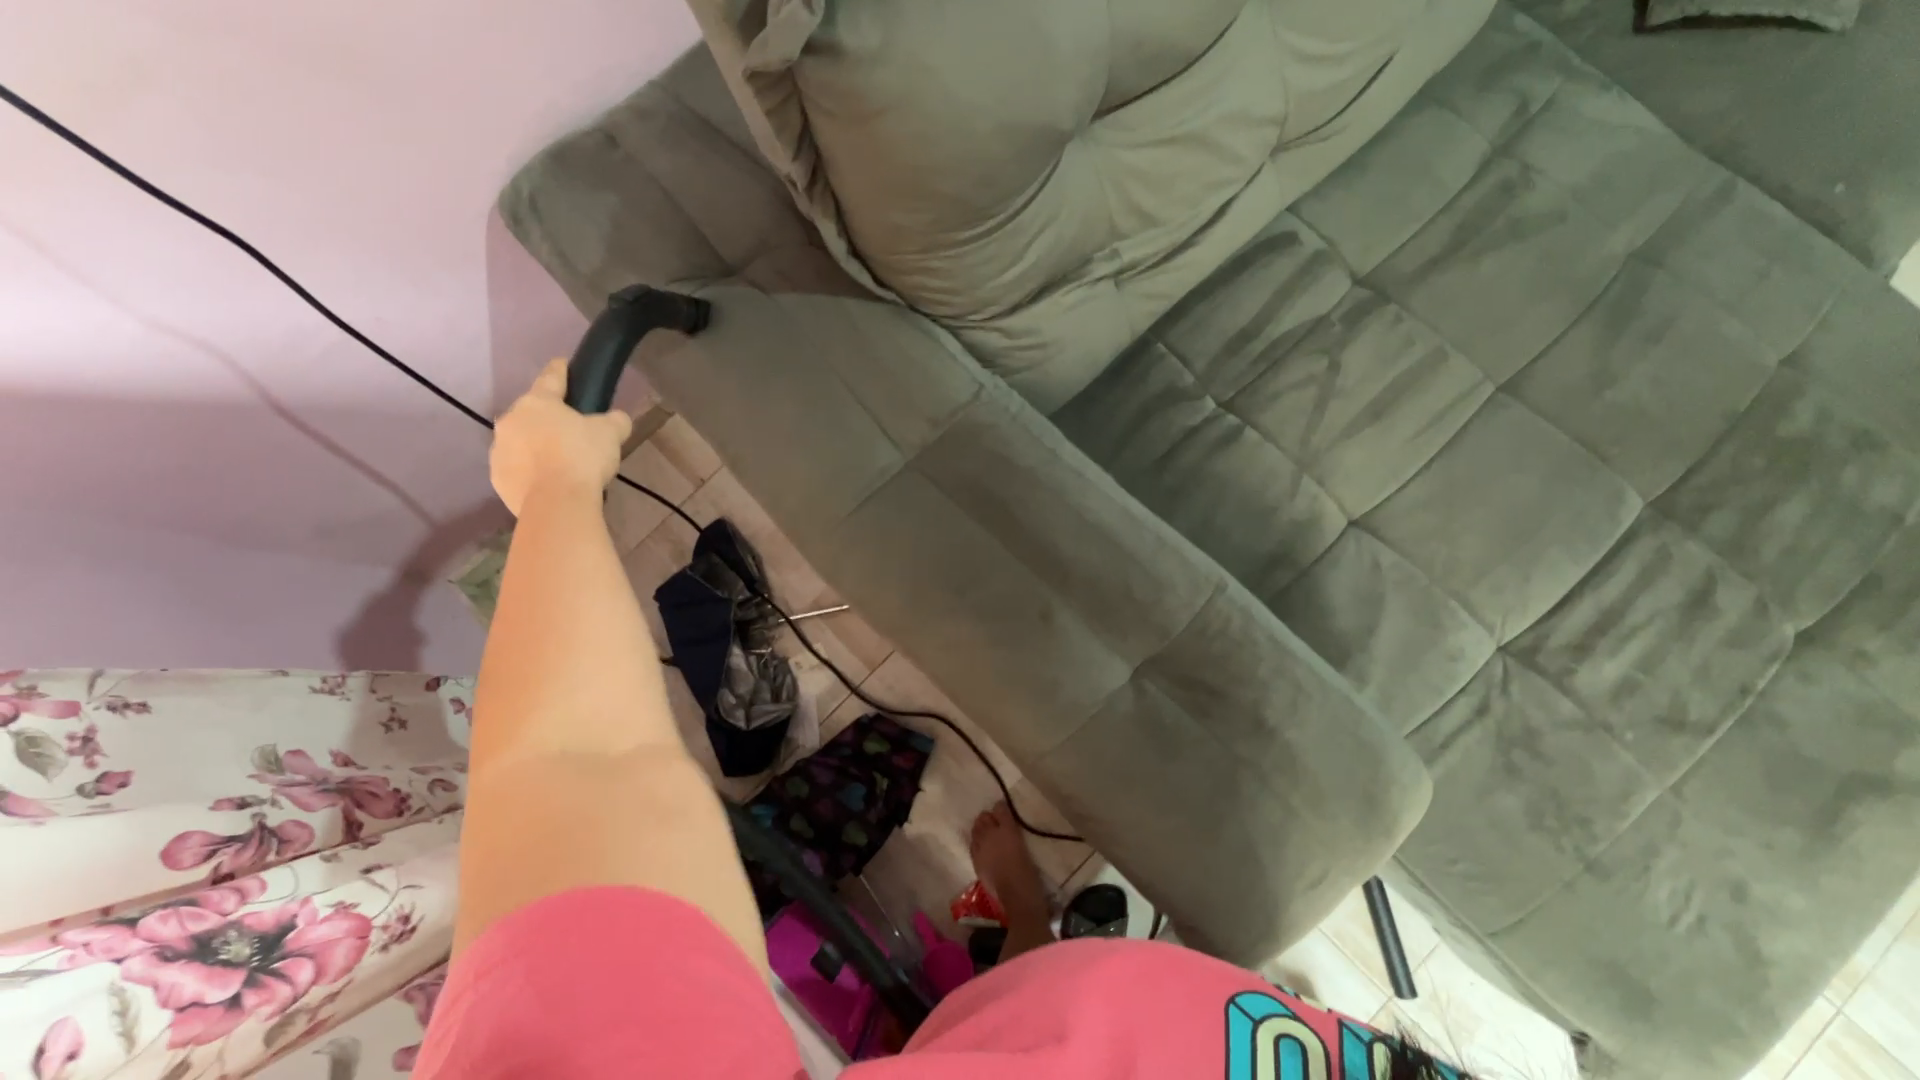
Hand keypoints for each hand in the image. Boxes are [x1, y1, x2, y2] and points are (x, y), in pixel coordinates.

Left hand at [489, 359, 632, 515]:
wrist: (557, 504)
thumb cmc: (583, 458)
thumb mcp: (611, 434)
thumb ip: (615, 420)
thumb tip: (616, 419)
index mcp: (538, 402)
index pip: (551, 377)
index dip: (561, 370)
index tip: (563, 363)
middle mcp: (511, 420)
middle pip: (532, 412)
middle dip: (548, 417)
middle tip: (570, 430)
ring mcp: (499, 450)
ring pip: (521, 440)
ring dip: (536, 445)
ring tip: (558, 462)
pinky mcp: (497, 478)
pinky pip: (516, 467)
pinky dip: (529, 470)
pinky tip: (547, 481)